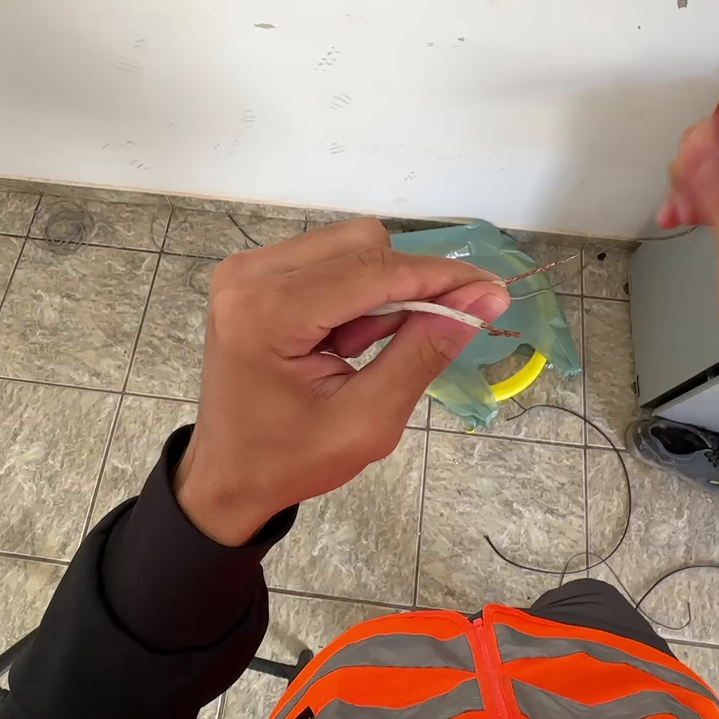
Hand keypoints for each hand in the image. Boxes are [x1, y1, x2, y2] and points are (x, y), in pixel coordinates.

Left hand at [175, 218, 508, 544]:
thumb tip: (484, 298)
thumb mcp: (368, 421)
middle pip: (363, 244)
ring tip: (356, 349)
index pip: (373, 271)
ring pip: (349, 244)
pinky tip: (339, 338)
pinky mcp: (253, 271)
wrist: (226, 474)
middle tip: (402, 344)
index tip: (491, 290)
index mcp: (266, 313)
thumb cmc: (291, 459)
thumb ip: (424, 353)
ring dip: (376, 291)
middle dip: (403, 287)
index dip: (440, 277)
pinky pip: (329, 256)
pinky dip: (352, 290)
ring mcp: (246, 267)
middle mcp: (249, 274)